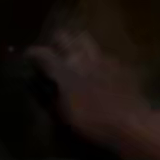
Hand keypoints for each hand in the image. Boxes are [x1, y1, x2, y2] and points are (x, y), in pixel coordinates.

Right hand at [27, 29, 158, 146]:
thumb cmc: (92, 122)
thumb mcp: (64, 115)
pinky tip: (99, 70)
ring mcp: (102, 58)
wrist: (131, 123)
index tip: (28, 56)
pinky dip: (97, 59)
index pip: (42, 53)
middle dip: (57, 41)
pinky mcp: (119, 64)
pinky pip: (103, 55)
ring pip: (85, 40)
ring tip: (77, 55)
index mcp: (64, 70)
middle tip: (55, 51)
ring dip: (77, 44)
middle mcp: (81, 58)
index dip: (32, 53)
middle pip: (65, 36)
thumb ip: (52, 97)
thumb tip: (46, 86)